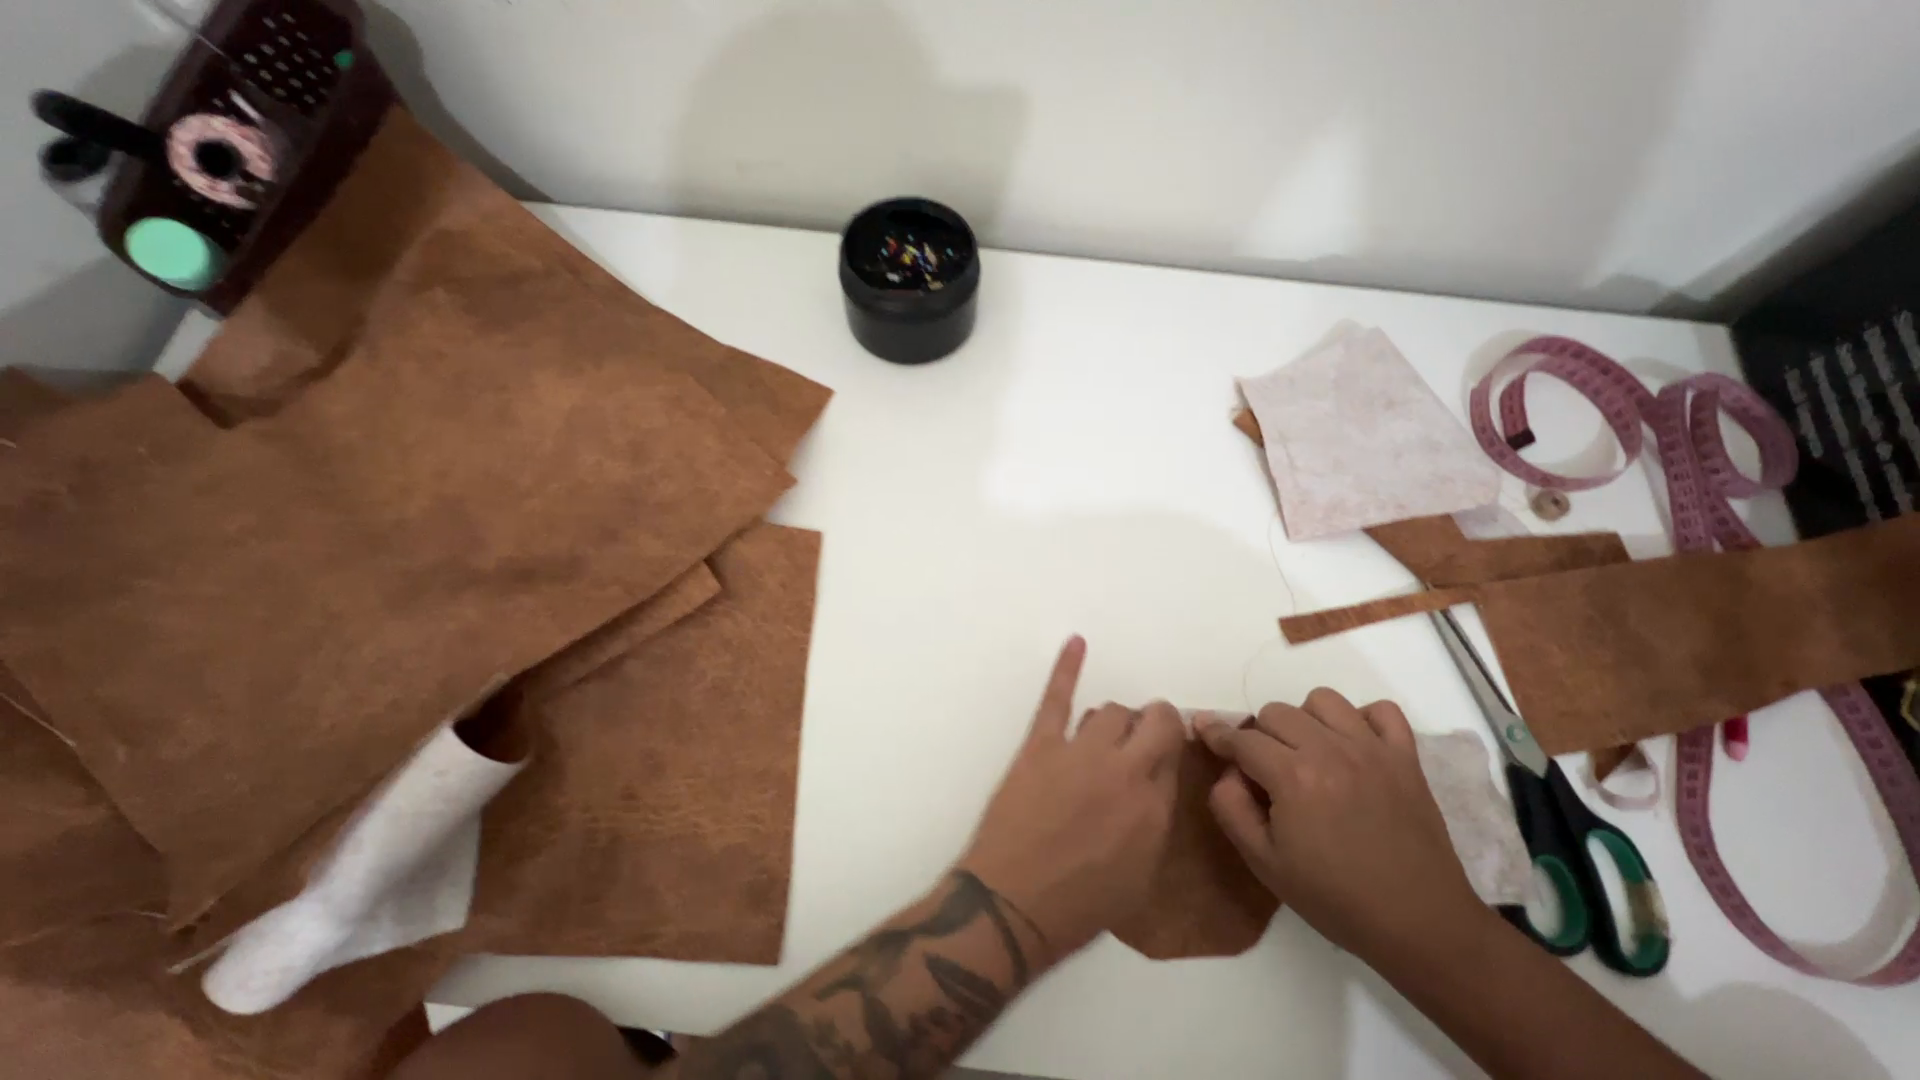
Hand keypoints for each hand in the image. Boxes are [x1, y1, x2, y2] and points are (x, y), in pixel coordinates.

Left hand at [959, 636, 1186, 962]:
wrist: (1014, 906)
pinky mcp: (1040, 747)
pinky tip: (1076, 643)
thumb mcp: (1139, 876)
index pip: (1173, 755)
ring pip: (1109, 711)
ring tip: (1105, 736)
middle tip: (1142, 737)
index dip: (1168, 751)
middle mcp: (1125, 771)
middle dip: (1152, 723)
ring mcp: (1081, 754)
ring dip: (1112, 721)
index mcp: (1154, 807)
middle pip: (1151, 722)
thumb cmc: (1080, 907)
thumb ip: (1153, 823)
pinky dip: (1066, 668)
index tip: (1163, 753)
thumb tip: (1154, 789)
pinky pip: (1056, 698)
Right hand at [1195, 689, 1485, 962]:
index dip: (1217, 734)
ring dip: (1305, 720)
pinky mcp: (1406, 758)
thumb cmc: (1333, 897)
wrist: (1417, 921)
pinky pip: (1381, 710)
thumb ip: (1231, 808)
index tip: (1203, 730)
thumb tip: (1228, 771)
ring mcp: (1373, 750)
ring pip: (1323, 700)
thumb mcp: (1264, 863)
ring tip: (1307, 753)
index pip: (1242, 738)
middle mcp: (1332, 750)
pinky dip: (1361, 719)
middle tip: (1264, 769)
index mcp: (1293, 777)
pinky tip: (1352, 747)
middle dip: (1259, 734)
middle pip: (1277, 711)